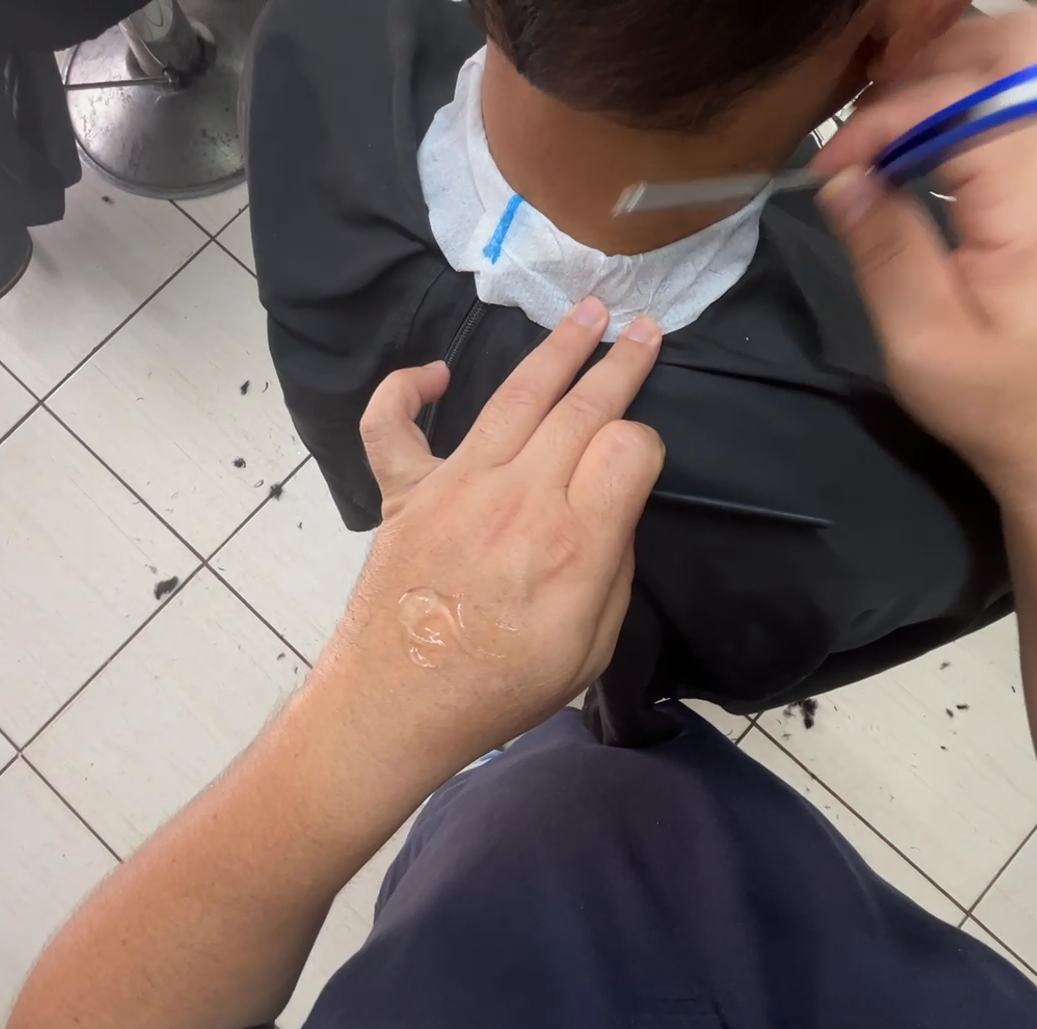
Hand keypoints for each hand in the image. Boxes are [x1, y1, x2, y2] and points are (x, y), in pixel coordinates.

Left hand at [308, 299, 665, 776]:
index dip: (645, 443)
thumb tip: (607, 514)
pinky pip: (392, 426)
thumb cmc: (500, 690)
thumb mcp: (588, 652)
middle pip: (581, 407)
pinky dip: (405, 391)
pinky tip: (435, 374)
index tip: (639, 460)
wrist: (397, 706)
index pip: (628, 448)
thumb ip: (611, 572)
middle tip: (643, 328)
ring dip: (556, 349)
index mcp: (572, 544)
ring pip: (513, 395)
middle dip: (620, 363)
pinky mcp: (404, 492)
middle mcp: (516, 498)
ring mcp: (454, 486)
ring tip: (587, 313)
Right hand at [814, 7, 1036, 507]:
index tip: (827, 169)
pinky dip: (970, 97)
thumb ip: (882, 249)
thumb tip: (842, 179)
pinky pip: (1029, 99)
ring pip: (1033, 59)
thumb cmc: (991, 398)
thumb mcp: (919, 338)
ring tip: (883, 124)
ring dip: (950, 73)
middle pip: (1023, 44)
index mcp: (1034, 201)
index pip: (963, 102)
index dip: (883, 119)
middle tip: (863, 120)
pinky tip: (920, 144)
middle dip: (929, 63)